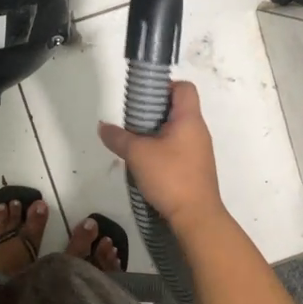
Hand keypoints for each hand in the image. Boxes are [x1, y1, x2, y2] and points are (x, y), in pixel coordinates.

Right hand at [97, 81, 225, 230]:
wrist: (196, 217)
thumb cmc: (170, 177)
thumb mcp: (137, 154)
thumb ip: (118, 138)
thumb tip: (103, 127)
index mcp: (189, 119)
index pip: (184, 87)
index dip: (164, 86)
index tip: (143, 98)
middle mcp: (198, 131)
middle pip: (177, 108)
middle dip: (153, 112)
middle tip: (132, 122)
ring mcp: (199, 151)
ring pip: (176, 130)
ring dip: (156, 133)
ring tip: (136, 145)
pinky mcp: (196, 168)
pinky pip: (178, 148)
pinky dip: (163, 150)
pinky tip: (146, 164)